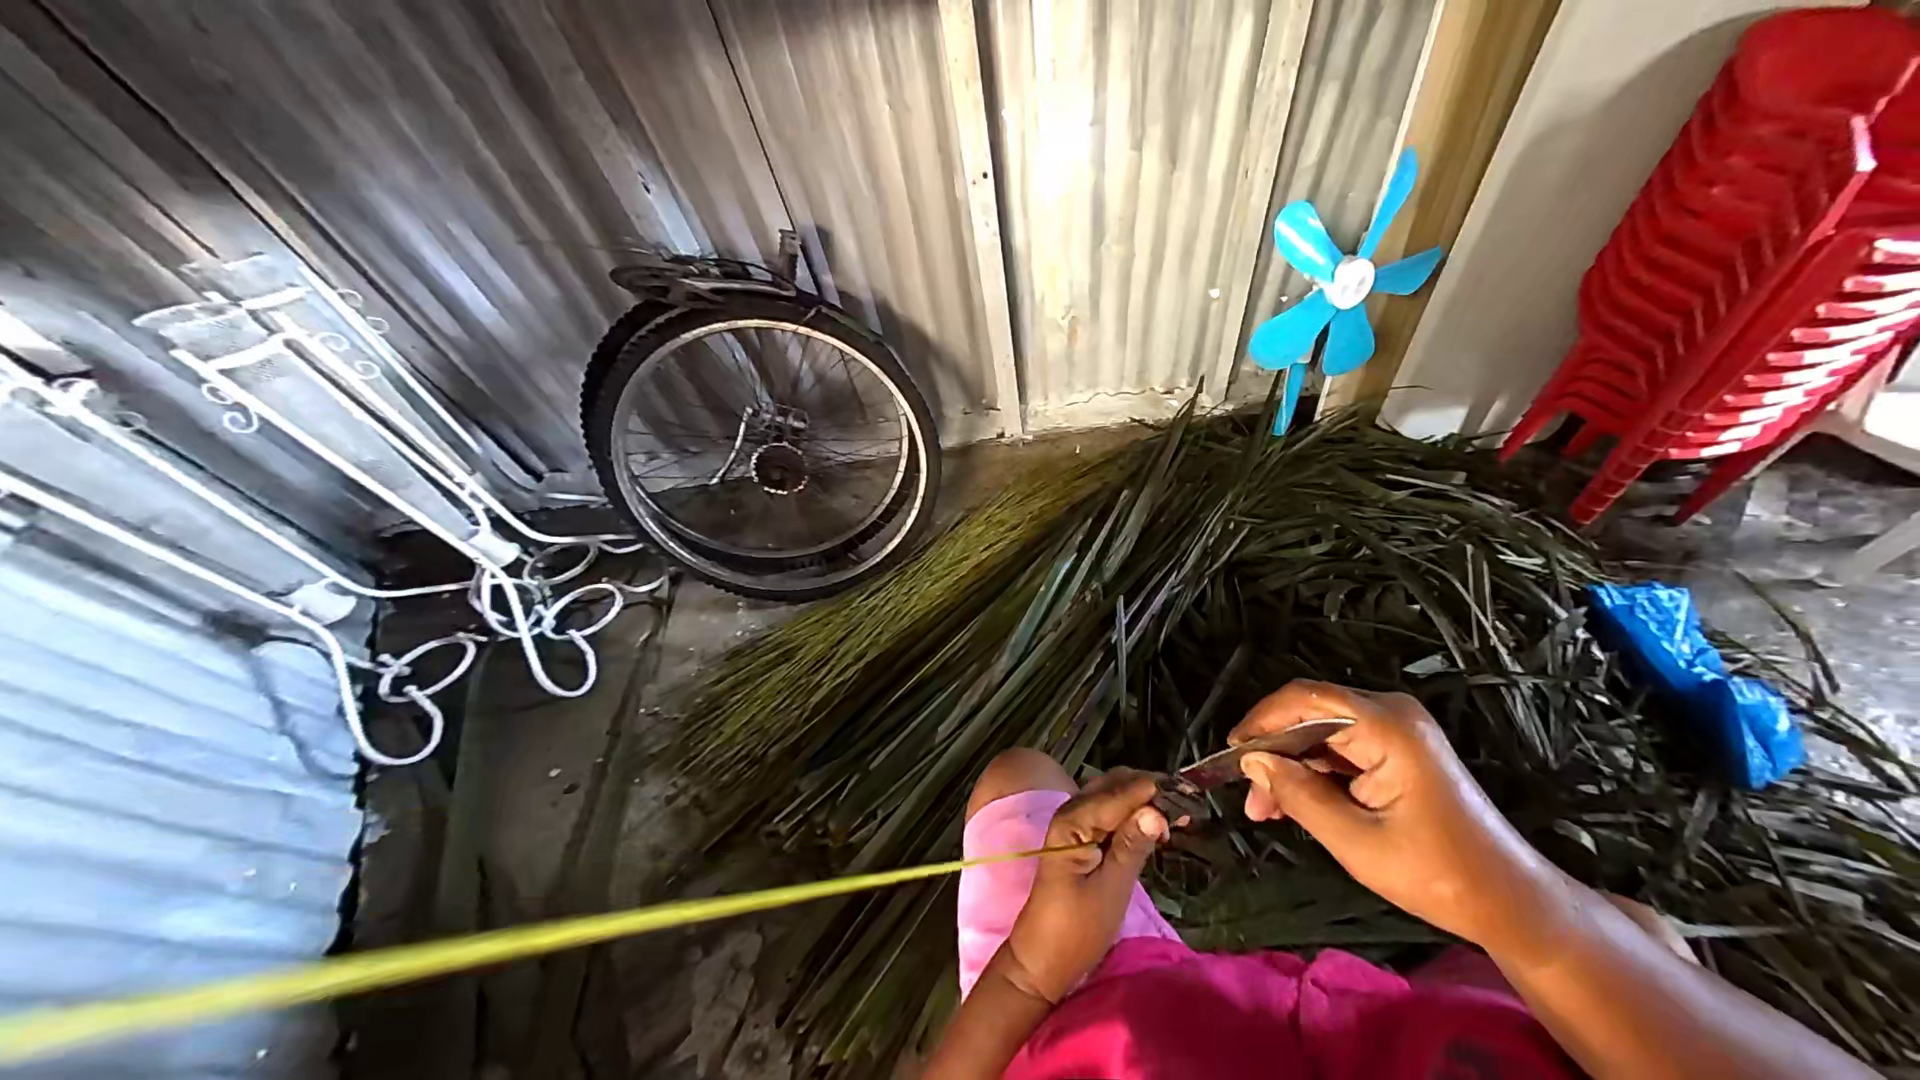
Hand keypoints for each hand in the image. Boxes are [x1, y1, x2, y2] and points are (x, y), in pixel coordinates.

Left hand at [1000, 769, 1167, 1002]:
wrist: (1043, 958)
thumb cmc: (1076, 930)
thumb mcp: (1111, 890)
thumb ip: (1132, 846)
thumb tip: (1157, 811)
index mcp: (1072, 821)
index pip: (1119, 792)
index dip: (1155, 790)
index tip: (1191, 796)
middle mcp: (1070, 811)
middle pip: (1115, 783)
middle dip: (1151, 788)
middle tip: (1188, 805)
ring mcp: (1074, 822)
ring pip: (1113, 794)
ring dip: (1144, 798)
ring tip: (1179, 813)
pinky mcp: (1081, 836)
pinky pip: (1110, 811)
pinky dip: (1134, 812)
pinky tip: (1157, 824)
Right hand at [1232, 680, 1570, 956]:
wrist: (1512, 903)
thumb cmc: (1438, 874)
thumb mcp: (1354, 841)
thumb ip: (1297, 794)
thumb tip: (1252, 762)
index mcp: (1388, 728)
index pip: (1305, 699)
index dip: (1261, 720)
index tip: (1232, 754)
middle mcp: (1392, 715)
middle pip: (1309, 714)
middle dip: (1273, 750)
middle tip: (1249, 793)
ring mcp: (1396, 731)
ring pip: (1319, 732)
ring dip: (1288, 765)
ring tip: (1265, 807)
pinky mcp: (1396, 749)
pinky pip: (1338, 748)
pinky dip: (1311, 772)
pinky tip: (1292, 802)